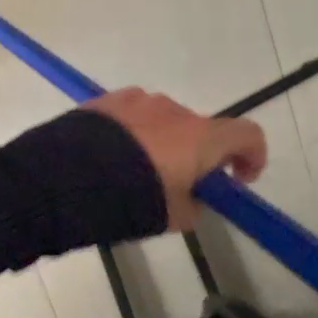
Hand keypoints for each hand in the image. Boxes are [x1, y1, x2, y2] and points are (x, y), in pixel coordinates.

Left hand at [83, 88, 267, 231]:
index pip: (246, 134)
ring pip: (159, 119)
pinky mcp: (101, 101)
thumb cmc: (131, 198)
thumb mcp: (174, 216)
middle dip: (194, 151)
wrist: (66, 176)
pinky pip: (127, 114)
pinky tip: (110, 153)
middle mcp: (172, 110)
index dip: (251, 155)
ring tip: (135, 167)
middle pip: (197, 127)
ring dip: (158, 138)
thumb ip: (194, 204)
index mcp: (200, 136)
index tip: (238, 178)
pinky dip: (129, 130)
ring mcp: (134, 101)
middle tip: (177, 179)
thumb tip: (191, 197)